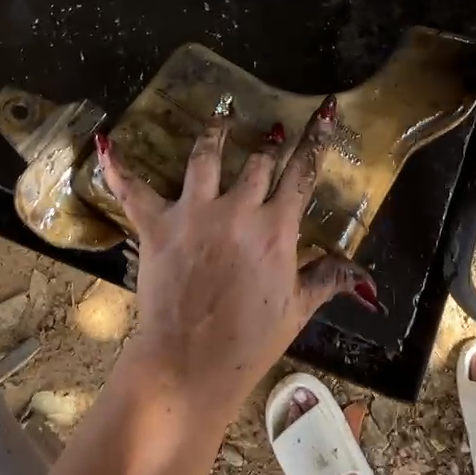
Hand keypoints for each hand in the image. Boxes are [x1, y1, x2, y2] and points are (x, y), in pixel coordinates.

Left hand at [97, 103, 375, 407]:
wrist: (191, 364)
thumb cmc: (250, 342)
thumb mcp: (297, 309)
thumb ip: (328, 280)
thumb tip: (368, 280)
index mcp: (276, 228)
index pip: (303, 172)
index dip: (316, 138)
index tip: (326, 110)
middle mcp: (239, 209)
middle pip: (259, 160)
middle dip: (269, 144)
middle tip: (272, 133)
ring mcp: (195, 213)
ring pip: (207, 156)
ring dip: (216, 132)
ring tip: (222, 114)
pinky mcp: (158, 225)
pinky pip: (134, 190)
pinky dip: (120, 168)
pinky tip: (108, 143)